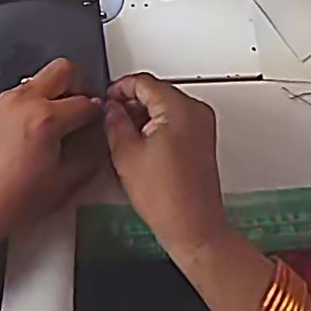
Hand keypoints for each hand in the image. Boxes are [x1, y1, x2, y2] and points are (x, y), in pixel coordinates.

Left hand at [0, 59, 105, 248]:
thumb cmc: (11, 200)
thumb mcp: (65, 181)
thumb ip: (91, 152)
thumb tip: (101, 135)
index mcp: (45, 118)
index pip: (86, 102)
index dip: (100, 112)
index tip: (102, 121)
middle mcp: (25, 100)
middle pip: (65, 69)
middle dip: (82, 84)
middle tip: (87, 105)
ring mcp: (8, 99)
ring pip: (44, 76)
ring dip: (60, 89)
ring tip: (66, 118)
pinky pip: (27, 89)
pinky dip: (41, 97)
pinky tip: (44, 125)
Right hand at [103, 73, 232, 259]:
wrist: (194, 229)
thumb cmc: (167, 198)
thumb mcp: (126, 154)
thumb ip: (114, 122)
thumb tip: (111, 108)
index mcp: (178, 108)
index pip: (143, 82)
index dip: (120, 88)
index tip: (107, 98)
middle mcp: (195, 111)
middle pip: (156, 91)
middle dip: (131, 101)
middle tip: (112, 115)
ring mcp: (202, 125)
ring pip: (165, 104)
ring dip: (144, 112)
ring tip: (124, 132)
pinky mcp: (203, 138)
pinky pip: (176, 118)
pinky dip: (157, 123)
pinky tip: (141, 143)